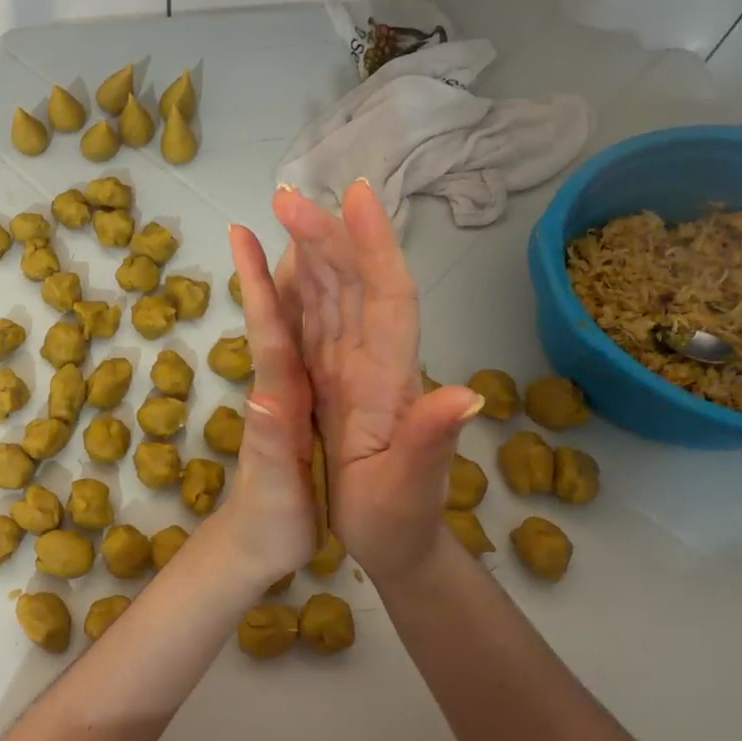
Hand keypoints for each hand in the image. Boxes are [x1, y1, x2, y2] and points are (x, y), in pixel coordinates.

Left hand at [201, 222, 316, 584]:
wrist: (254, 547)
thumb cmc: (270, 523)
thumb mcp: (275, 494)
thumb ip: (271, 450)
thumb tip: (265, 401)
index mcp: (278, 396)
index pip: (271, 330)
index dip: (262, 283)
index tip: (248, 231)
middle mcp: (279, 381)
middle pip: (283, 309)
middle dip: (285, 256)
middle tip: (289, 201)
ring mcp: (288, 387)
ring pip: (296, 318)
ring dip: (298, 271)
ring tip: (302, 227)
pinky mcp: (299, 399)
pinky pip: (308, 342)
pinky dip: (313, 308)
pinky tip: (320, 292)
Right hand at [272, 180, 484, 586]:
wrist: (397, 544)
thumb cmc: (399, 522)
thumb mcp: (410, 492)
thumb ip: (431, 445)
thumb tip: (463, 395)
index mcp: (389, 378)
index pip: (388, 297)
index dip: (375, 244)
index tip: (356, 196)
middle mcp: (372, 360)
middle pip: (353, 283)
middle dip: (326, 233)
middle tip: (286, 197)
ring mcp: (350, 367)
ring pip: (332, 294)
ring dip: (311, 250)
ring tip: (282, 214)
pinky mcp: (331, 379)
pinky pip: (310, 323)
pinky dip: (293, 289)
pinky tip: (278, 269)